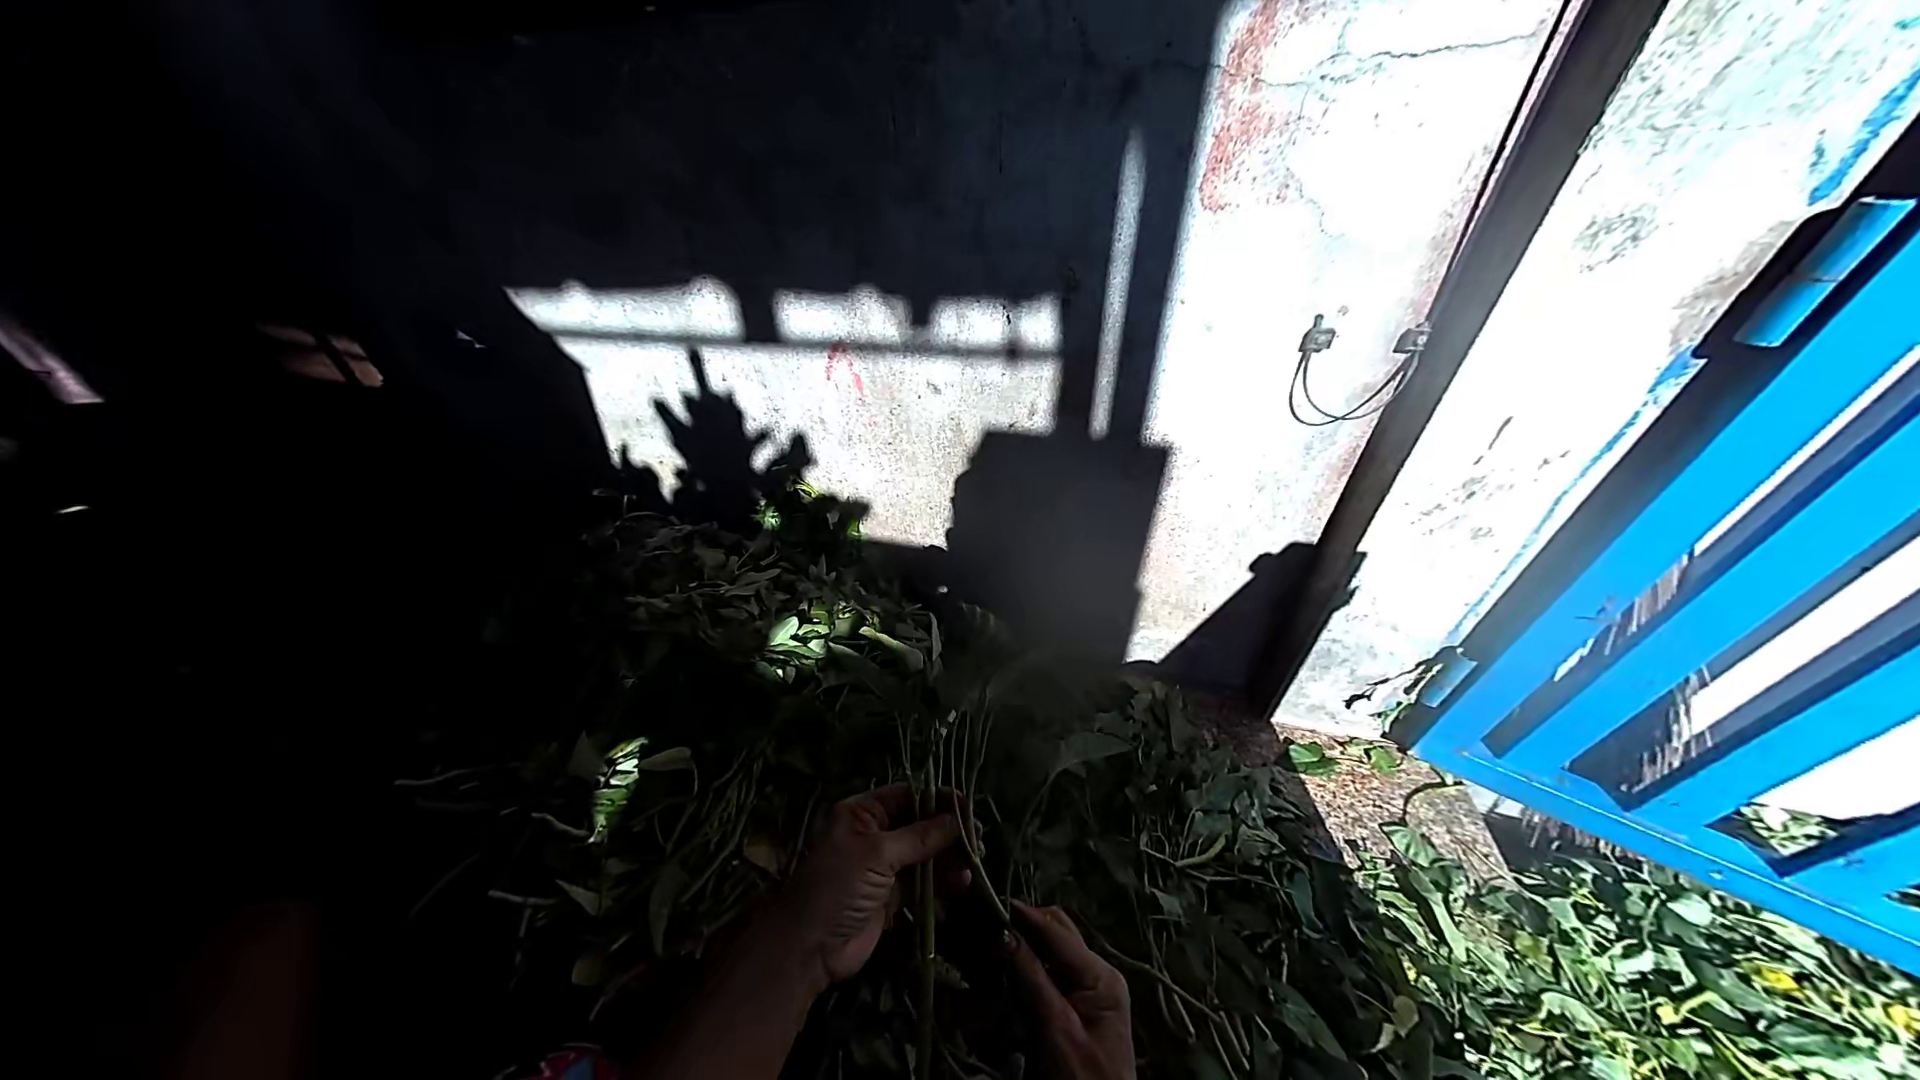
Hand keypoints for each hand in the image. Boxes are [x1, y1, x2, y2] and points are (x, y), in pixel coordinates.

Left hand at [777, 783, 961, 986]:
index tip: (968, 806)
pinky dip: (942, 883)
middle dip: (948, 831)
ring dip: (949, 858)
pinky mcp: (892, 897)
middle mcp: (874, 835)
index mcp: (862, 813)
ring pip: (925, 855)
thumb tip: (958, 819)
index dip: (937, 799)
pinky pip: (923, 884)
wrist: (809, 947)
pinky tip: (960, 884)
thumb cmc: (837, 885)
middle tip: (978, 839)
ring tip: (973, 864)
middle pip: (920, 825)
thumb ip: (921, 836)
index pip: (907, 795)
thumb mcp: (878, 853)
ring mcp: (883, 867)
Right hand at [1004, 902, 1134, 1079]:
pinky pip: (1051, 969)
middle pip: (1056, 930)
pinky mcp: (1078, 1003)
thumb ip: (1029, 977)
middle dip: (1025, 925)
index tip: (990, 903)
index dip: (1023, 915)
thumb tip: (1003, 932)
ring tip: (996, 941)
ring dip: (1026, 941)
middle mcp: (1098, 972)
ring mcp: (1090, 987)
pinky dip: (1029, 963)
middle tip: (991, 926)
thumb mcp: (1054, 1029)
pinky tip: (1011, 968)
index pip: (1056, 930)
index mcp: (1100, 975)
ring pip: (1052, 946)